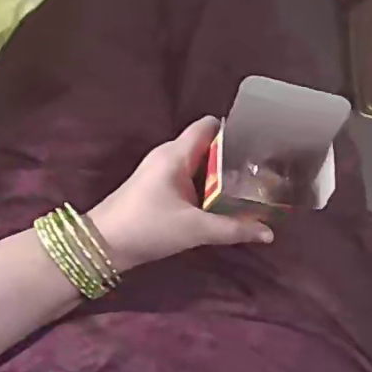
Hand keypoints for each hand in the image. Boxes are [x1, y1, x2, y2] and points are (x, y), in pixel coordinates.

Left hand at [89, 117, 273, 270]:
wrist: (102, 246)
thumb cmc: (147, 228)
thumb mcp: (194, 229)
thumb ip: (233, 230)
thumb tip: (268, 234)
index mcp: (176, 154)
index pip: (209, 125)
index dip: (234, 130)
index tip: (259, 143)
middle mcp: (168, 156)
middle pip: (207, 145)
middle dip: (233, 157)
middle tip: (261, 171)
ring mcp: (160, 172)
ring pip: (198, 164)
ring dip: (220, 174)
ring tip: (249, 186)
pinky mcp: (156, 188)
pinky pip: (188, 178)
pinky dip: (206, 185)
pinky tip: (222, 201)